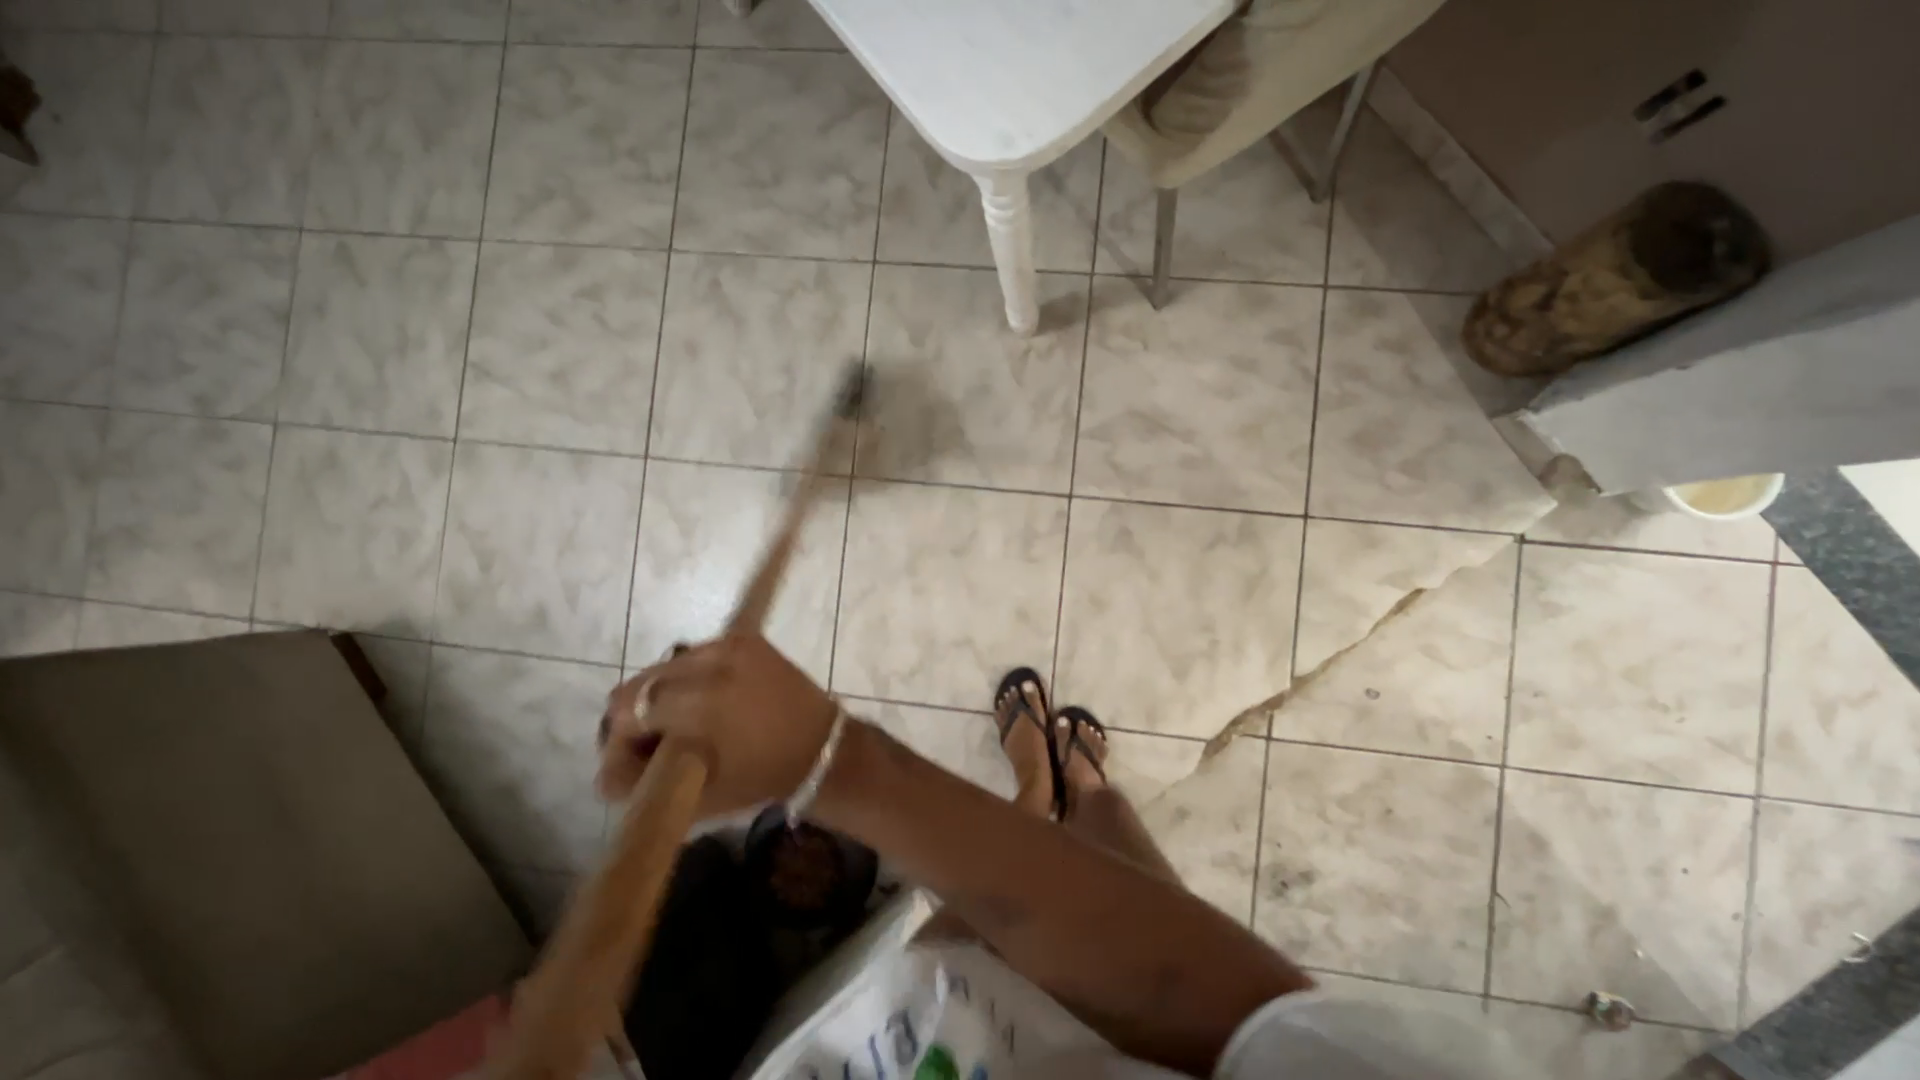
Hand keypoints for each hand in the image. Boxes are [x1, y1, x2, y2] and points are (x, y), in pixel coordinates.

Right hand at [596, 633, 840, 817]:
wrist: (824, 748)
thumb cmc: (762, 778)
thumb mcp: (696, 795)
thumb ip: (642, 785)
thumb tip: (604, 777)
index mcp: (700, 701)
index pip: (627, 708)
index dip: (620, 741)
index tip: (629, 765)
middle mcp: (711, 661)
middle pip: (641, 684)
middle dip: (637, 719)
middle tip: (650, 750)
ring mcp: (730, 644)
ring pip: (666, 668)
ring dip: (662, 698)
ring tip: (678, 729)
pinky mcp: (745, 639)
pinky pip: (696, 657)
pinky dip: (690, 681)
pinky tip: (704, 707)